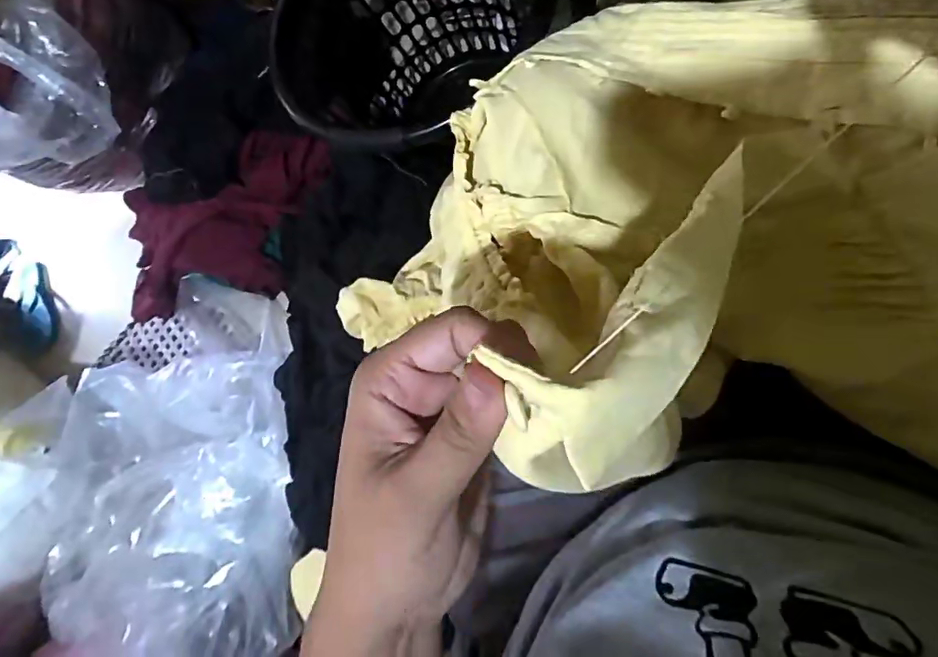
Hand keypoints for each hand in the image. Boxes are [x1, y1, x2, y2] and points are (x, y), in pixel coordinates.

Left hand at [302, 309, 519, 656]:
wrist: (390, 605)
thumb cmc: (384, 548)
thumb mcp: (418, 495)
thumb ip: (457, 435)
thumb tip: (494, 370)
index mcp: (387, 378)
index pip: (446, 333)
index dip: (490, 341)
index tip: (531, 374)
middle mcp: (414, 379)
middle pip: (474, 343)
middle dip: (513, 360)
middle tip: (550, 393)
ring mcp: (443, 404)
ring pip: (493, 370)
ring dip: (524, 383)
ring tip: (553, 405)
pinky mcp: (468, 432)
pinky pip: (502, 403)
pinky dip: (525, 407)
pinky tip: (545, 418)